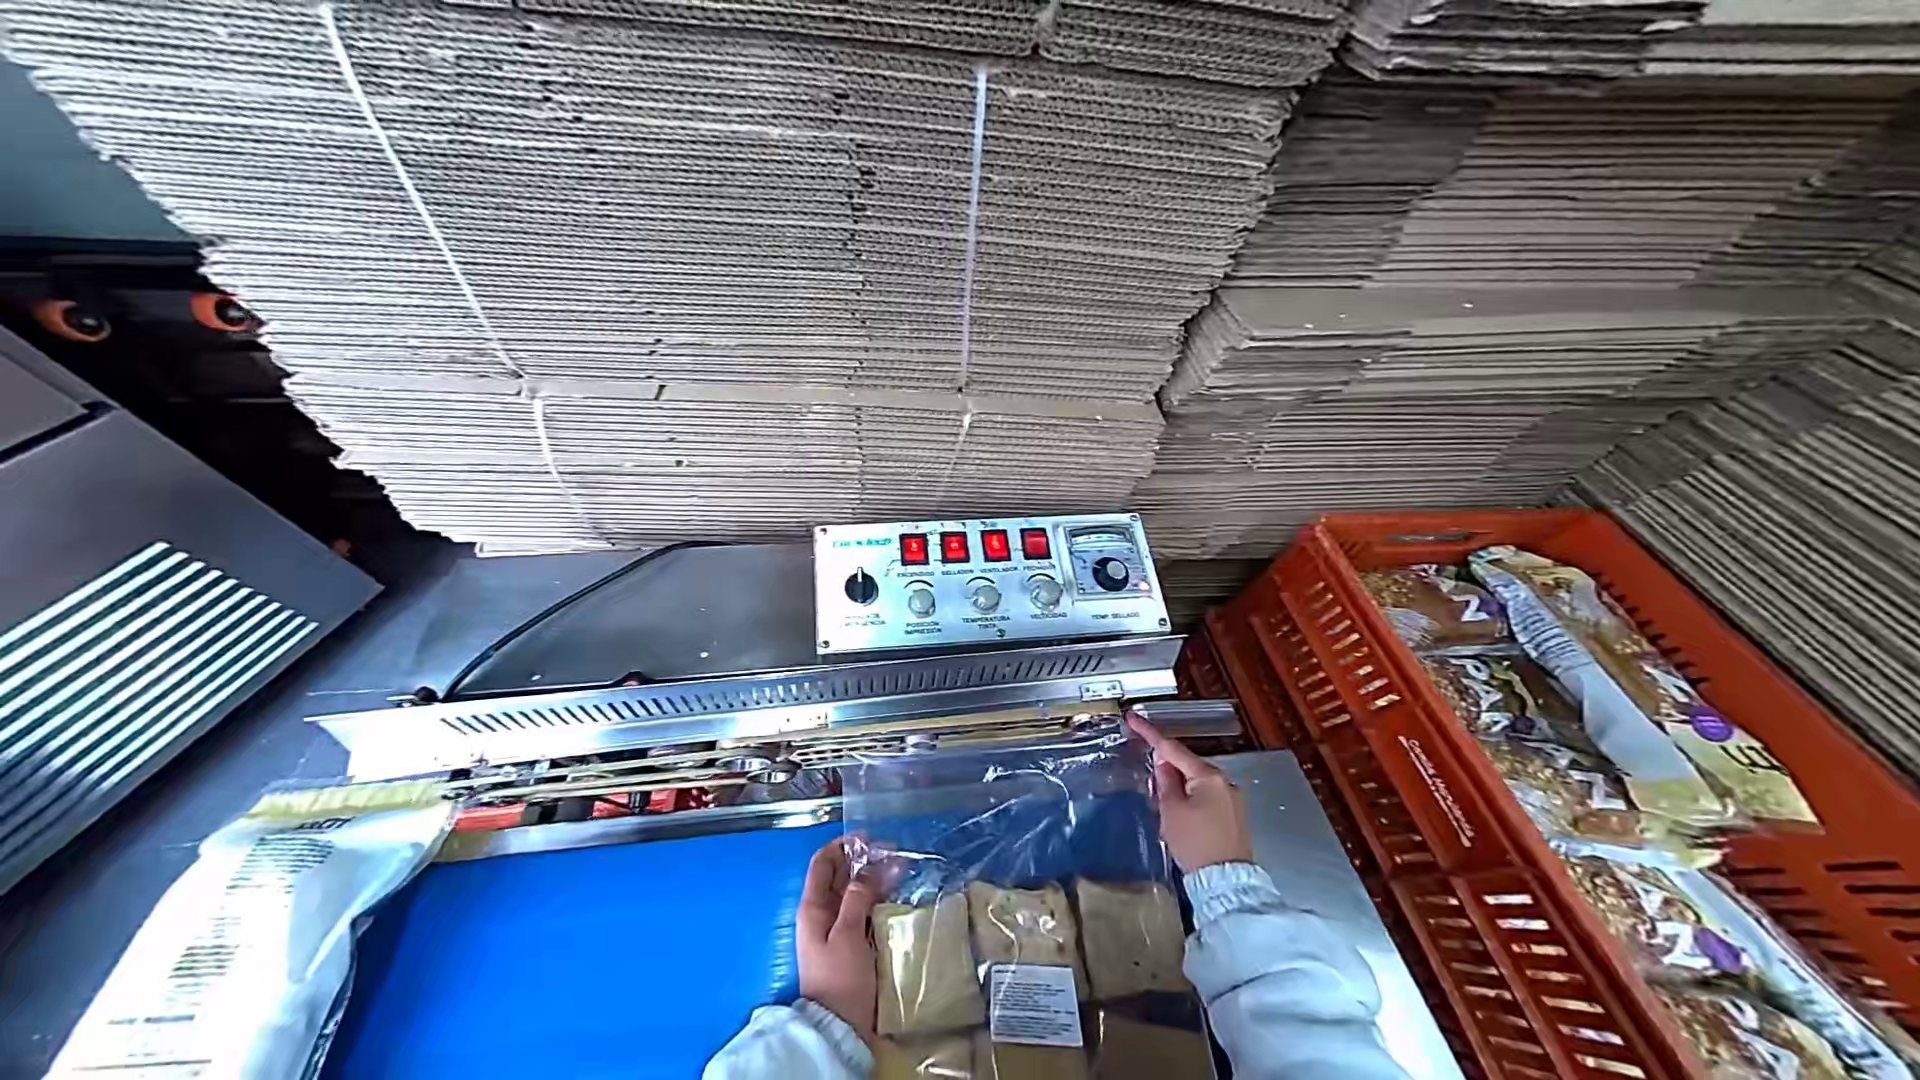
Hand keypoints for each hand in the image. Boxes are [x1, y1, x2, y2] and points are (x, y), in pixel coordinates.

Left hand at [797, 836, 880, 1040]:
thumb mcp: (847, 934)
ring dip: (876, 877)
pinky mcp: (853, 940)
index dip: (842, 846)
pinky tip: (897, 892)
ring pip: (856, 890)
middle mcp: (823, 912)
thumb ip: (857, 897)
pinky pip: (865, 909)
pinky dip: (879, 897)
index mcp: (814, 907)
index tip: (867, 838)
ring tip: (901, 868)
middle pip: (842, 874)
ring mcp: (838, 927)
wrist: (841, 1027)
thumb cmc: (839, 977)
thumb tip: (868, 870)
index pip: (823, 863)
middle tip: (893, 852)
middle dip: (865, 860)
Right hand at [1127, 712, 1253, 872]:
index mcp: (1208, 777)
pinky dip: (1189, 795)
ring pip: (1195, 780)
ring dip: (1177, 783)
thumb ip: (1164, 780)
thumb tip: (1162, 761)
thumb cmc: (1195, 844)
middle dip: (1165, 765)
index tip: (1132, 718)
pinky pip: (1205, 794)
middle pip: (1186, 763)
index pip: (1172, 748)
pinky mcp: (1233, 815)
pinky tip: (1179, 810)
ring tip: (1161, 800)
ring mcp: (1232, 798)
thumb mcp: (1170, 810)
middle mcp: (1225, 782)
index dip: (1149, 733)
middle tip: (1147, 777)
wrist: (1225, 883)